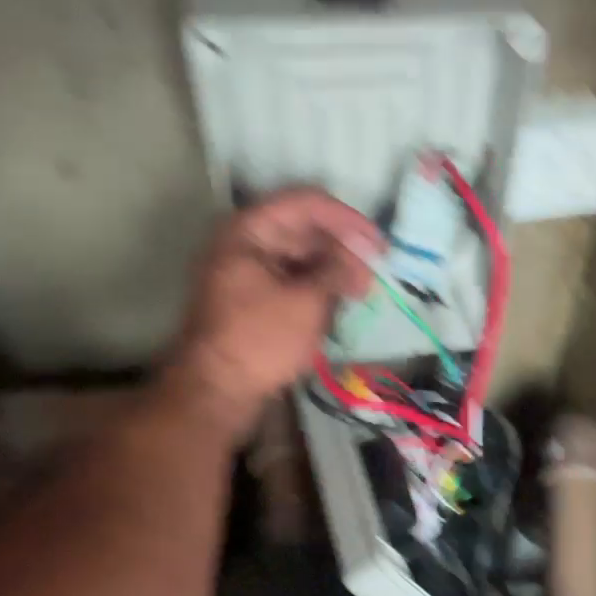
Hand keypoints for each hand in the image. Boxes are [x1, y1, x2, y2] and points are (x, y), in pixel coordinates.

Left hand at [165, 190, 380, 423]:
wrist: (216, 392)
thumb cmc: (260, 341)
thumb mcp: (306, 302)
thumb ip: (338, 270)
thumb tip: (363, 255)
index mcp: (249, 230)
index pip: (307, 204)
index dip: (348, 220)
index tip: (380, 245)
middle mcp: (245, 243)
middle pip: (303, 229)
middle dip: (342, 247)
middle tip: (374, 273)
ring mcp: (246, 272)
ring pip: (299, 257)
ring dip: (332, 269)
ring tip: (362, 291)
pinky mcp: (253, 301)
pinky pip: (291, 280)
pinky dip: (317, 287)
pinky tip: (340, 303)